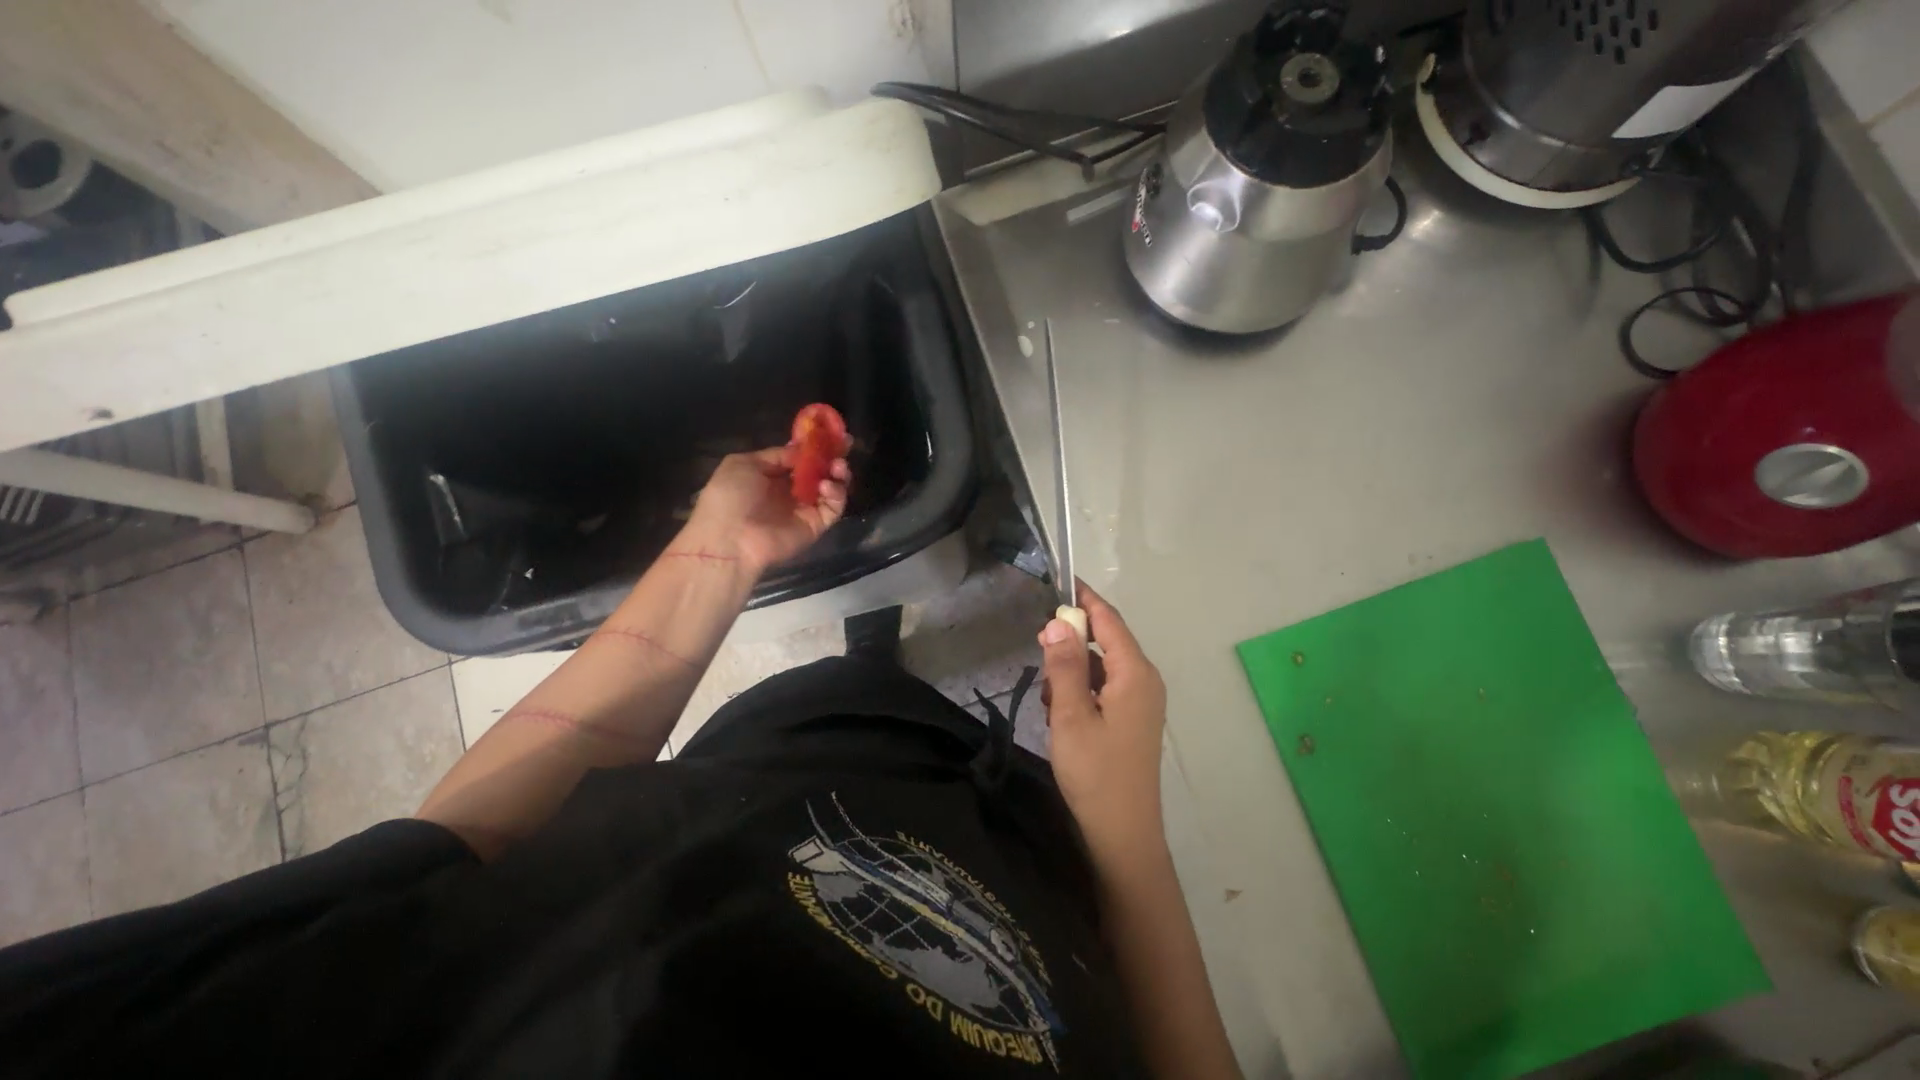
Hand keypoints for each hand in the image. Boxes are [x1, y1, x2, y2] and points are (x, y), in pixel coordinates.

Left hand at [687, 447, 848, 573]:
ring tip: (838, 466)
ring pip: (831, 487)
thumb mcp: (743, 464)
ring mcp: (805, 508)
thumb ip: (776, 455)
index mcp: (772, 474)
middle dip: (833, 456)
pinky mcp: (816, 525)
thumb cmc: (730, 497)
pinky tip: (826, 486)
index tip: (831, 432)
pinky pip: (833, 507)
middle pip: (820, 470)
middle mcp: (791, 490)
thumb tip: (801, 449)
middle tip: (845, 444)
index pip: (801, 457)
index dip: (815, 445)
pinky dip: (835, 494)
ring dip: (839, 474)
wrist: (729, 539)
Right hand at [1038, 584, 1168, 869]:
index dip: (1084, 599)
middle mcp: (1144, 681)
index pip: (1109, 620)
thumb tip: (1058, 621)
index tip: (1057, 581)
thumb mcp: (1071, 716)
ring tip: (1048, 697)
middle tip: (1037, 650)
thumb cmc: (1095, 772)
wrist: (1122, 833)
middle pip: (1107, 641)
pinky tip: (1059, 712)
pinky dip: (1080, 691)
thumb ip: (1065, 666)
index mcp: (1136, 674)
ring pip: (1102, 667)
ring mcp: (1141, 702)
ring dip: (1072, 671)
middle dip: (1071, 640)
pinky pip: (1104, 689)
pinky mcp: (1132, 721)